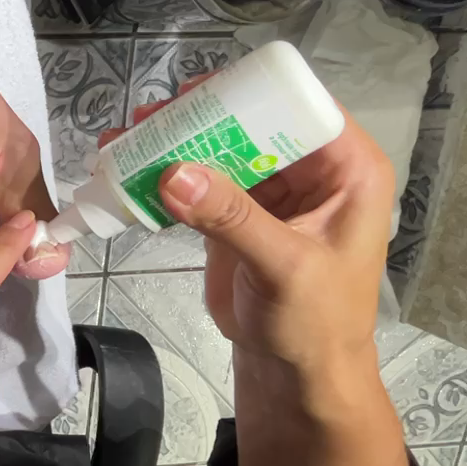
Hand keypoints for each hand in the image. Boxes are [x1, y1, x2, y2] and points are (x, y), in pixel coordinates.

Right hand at [103, 77, 405, 465]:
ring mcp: (265, 194)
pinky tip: (126, 178)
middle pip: (246, 125)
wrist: (293, 370)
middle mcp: (307, 171)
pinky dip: (161, 182)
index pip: (298, 109)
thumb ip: (232, 218)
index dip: (248, 95)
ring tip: (122, 141)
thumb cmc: (315, 321)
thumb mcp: (283, 266)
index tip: (191, 94)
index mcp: (344, 169)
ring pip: (215, 153)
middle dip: (195, 120)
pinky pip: (195, 187)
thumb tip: (171, 173)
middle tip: (144, 120)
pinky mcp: (231, 217)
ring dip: (170, 148)